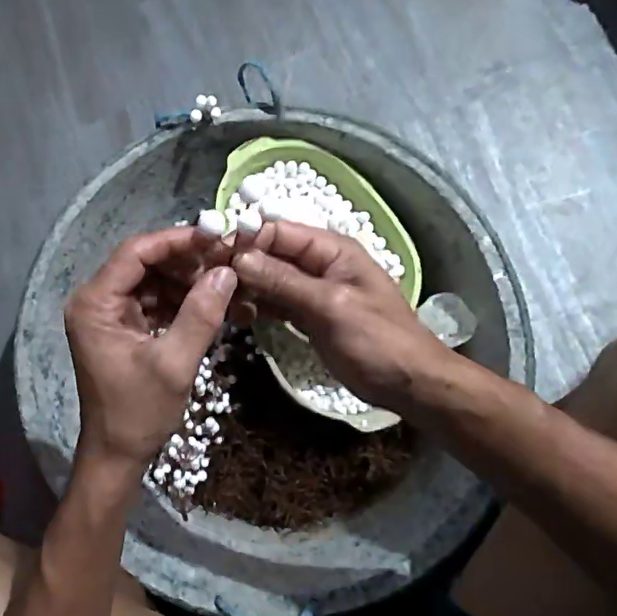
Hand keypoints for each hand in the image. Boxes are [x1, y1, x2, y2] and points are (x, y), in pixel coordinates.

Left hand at [66, 229, 236, 469]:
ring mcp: (109, 315)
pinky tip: (211, 305)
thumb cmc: (138, 412)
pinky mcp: (123, 329)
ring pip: (153, 281)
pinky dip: (181, 302)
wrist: (117, 453)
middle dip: (186, 263)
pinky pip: (154, 301)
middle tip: (227, 264)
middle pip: (144, 263)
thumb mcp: (173, 363)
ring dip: (188, 282)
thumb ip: (200, 315)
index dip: (176, 241)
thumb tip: (227, 272)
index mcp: (95, 303)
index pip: (135, 252)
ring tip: (226, 286)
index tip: (216, 238)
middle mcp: (96, 301)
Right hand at [230, 221, 448, 409]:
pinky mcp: (308, 316)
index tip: (212, 257)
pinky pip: (276, 302)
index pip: (278, 231)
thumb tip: (239, 258)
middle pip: (270, 254)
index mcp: (332, 249)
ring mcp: (313, 291)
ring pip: (270, 279)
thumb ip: (284, 281)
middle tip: (207, 284)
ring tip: (220, 302)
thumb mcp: (329, 306)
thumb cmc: (377, 340)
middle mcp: (320, 264)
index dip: (245, 240)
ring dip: (246, 287)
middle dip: (240, 265)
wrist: (409, 384)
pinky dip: (258, 306)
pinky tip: (238, 315)